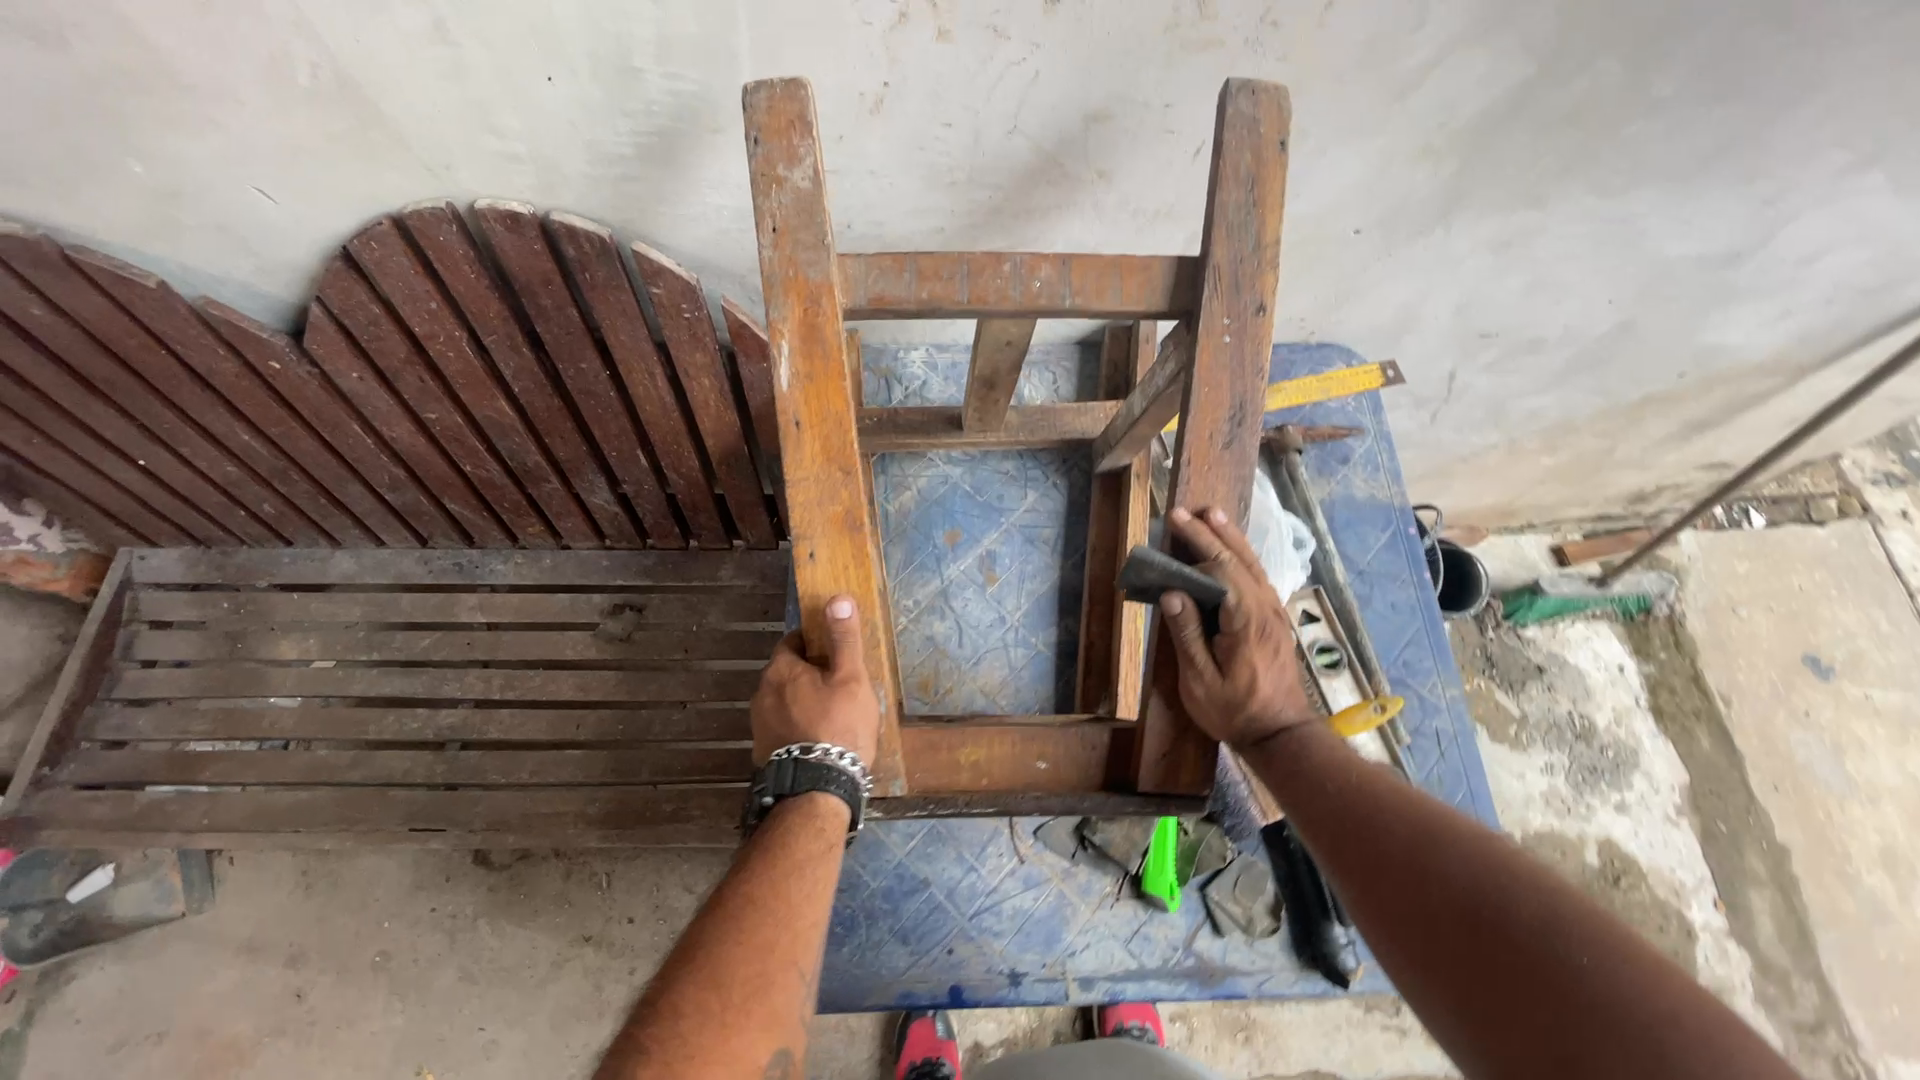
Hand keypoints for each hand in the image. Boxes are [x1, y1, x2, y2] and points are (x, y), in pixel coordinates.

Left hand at [750, 595, 880, 766]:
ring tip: (833, 715)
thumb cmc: (838, 726)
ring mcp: (759, 724)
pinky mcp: (763, 751)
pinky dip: (797, 727)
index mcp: (780, 669)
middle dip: (810, 674)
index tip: (835, 653)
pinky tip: (819, 740)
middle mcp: (761, 693)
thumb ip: (844, 638)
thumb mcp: (851, 678)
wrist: (817, 789)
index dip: (815, 643)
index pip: (793, 641)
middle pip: (787, 672)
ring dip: (803, 702)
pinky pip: (783, 728)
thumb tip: (838, 598)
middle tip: (840, 685)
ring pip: (784, 701)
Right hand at [1157, 506, 1316, 747]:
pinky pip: (1258, 577)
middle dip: (1207, 535)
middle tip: (1179, 512)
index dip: (1194, 558)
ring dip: (1229, 538)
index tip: (1167, 552)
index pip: (1222, 574)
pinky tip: (1231, 547)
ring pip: (1252, 565)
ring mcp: (1274, 612)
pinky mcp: (1275, 619)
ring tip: (1210, 513)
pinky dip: (1242, 556)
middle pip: (1237, 561)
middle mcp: (1265, 609)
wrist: (1281, 733)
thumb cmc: (1234, 711)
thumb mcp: (1201, 681)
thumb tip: (1171, 594)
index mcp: (1246, 623)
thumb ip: (1187, 635)